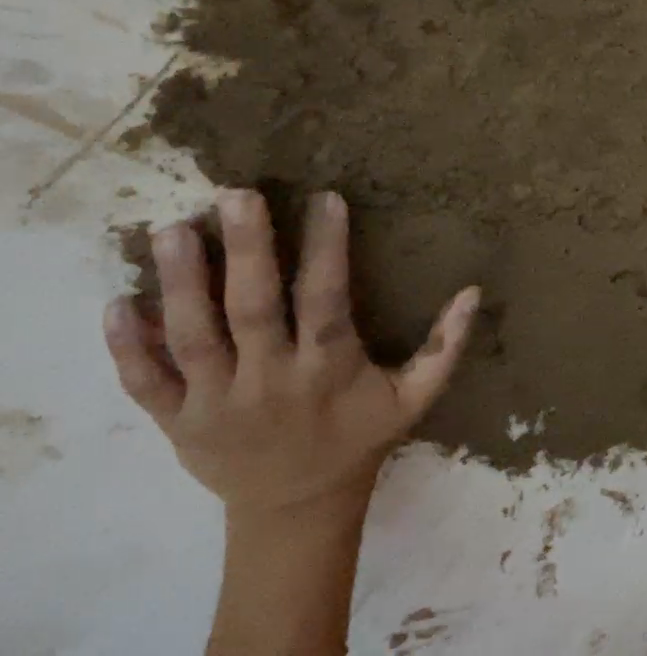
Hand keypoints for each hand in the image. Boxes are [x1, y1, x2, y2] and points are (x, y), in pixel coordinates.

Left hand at [104, 189, 477, 517]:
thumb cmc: (363, 438)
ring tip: (172, 229)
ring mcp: (216, 401)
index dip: (326, 248)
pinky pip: (144, 381)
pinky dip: (125, 344)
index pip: (325, 298)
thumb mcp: (417, 395)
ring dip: (181, 281)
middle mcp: (269, 379)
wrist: (298, 506)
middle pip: (251, 307)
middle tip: (236, 195)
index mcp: (328, 368)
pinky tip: (117, 302)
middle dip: (246, 248)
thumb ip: (445, 345)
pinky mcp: (175, 421)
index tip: (326, 199)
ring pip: (191, 335)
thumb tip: (473, 291)